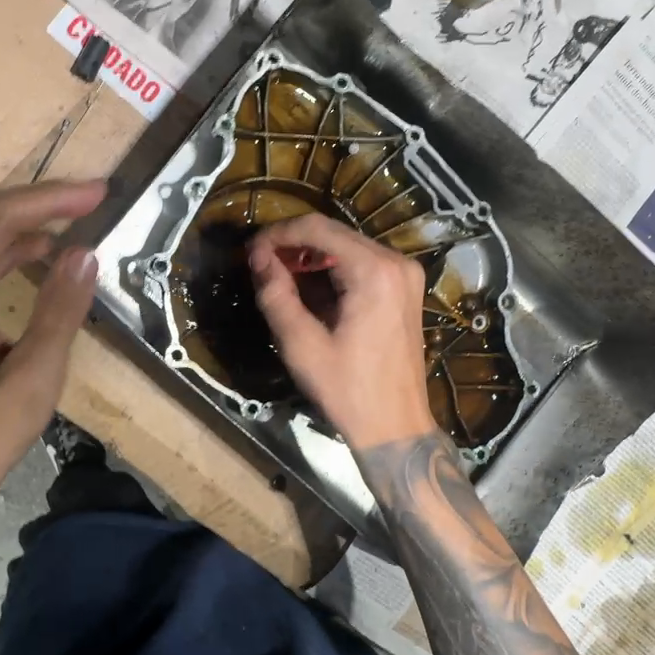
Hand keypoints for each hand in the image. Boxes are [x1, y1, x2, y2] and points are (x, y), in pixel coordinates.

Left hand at [0, 181, 105, 509]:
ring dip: (29, 224)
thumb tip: (86, 251)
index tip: (98, 194)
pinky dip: (15, 250)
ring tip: (79, 220)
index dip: (49, 200)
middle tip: (94, 198)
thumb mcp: (37, 373)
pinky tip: (48, 254)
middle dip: (41, 203)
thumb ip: (60, 308)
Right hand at [248, 213, 437, 450]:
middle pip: (334, 233)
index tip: (250, 251)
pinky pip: (362, 263)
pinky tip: (307, 286)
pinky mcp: (404, 289)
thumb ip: (276, 295)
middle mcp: (395, 262)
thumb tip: (257, 257)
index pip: (317, 229)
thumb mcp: (301, 344)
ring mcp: (404, 274)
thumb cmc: (347, 389)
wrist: (395, 425)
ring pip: (347, 246)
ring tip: (277, 275)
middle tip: (258, 262)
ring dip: (310, 255)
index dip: (278, 234)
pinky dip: (331, 268)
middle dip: (293, 243)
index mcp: (373, 272)